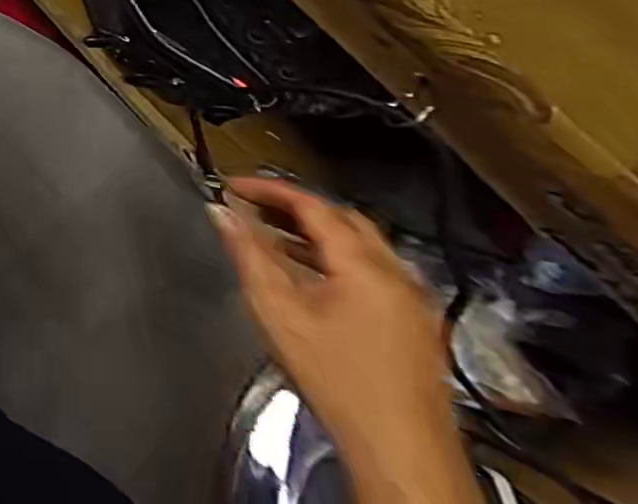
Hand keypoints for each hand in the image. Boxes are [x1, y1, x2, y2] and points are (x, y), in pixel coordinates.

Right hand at [212, 177, 480, 503]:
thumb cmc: (337, 381)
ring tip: (274, 234)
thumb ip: (248, 255)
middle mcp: (396, 271)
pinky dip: (338, 256)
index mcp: (364, 264)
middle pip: (341, 217)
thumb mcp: (279, 312)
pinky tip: (312, 273)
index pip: (312, 205)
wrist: (401, 453)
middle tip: (254, 205)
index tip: (234, 185)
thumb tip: (221, 213)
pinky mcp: (416, 321)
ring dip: (316, 231)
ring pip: (361, 242)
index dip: (269, 189)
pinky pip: (374, 268)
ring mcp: (412, 297)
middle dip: (294, 205)